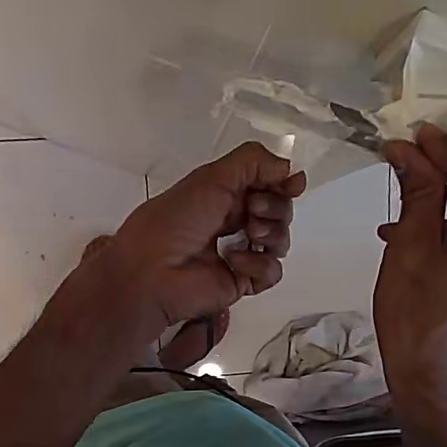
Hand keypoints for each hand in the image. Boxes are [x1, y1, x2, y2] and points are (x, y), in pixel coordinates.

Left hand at [104, 142, 305, 333]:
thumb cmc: (176, 220)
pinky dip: (258, 265)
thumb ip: (253, 163)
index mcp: (222, 196)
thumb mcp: (211, 178)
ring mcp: (240, 254)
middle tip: (253, 210)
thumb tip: (290, 169)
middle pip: (279, 212)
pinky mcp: (243, 282)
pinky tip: (234, 263)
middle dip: (275, 207)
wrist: (153, 272)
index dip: (282, 183)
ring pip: (280, 241)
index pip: (266, 186)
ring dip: (272, 233)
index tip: (293, 183)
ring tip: (250, 234)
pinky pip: (271, 272)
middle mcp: (233, 223)